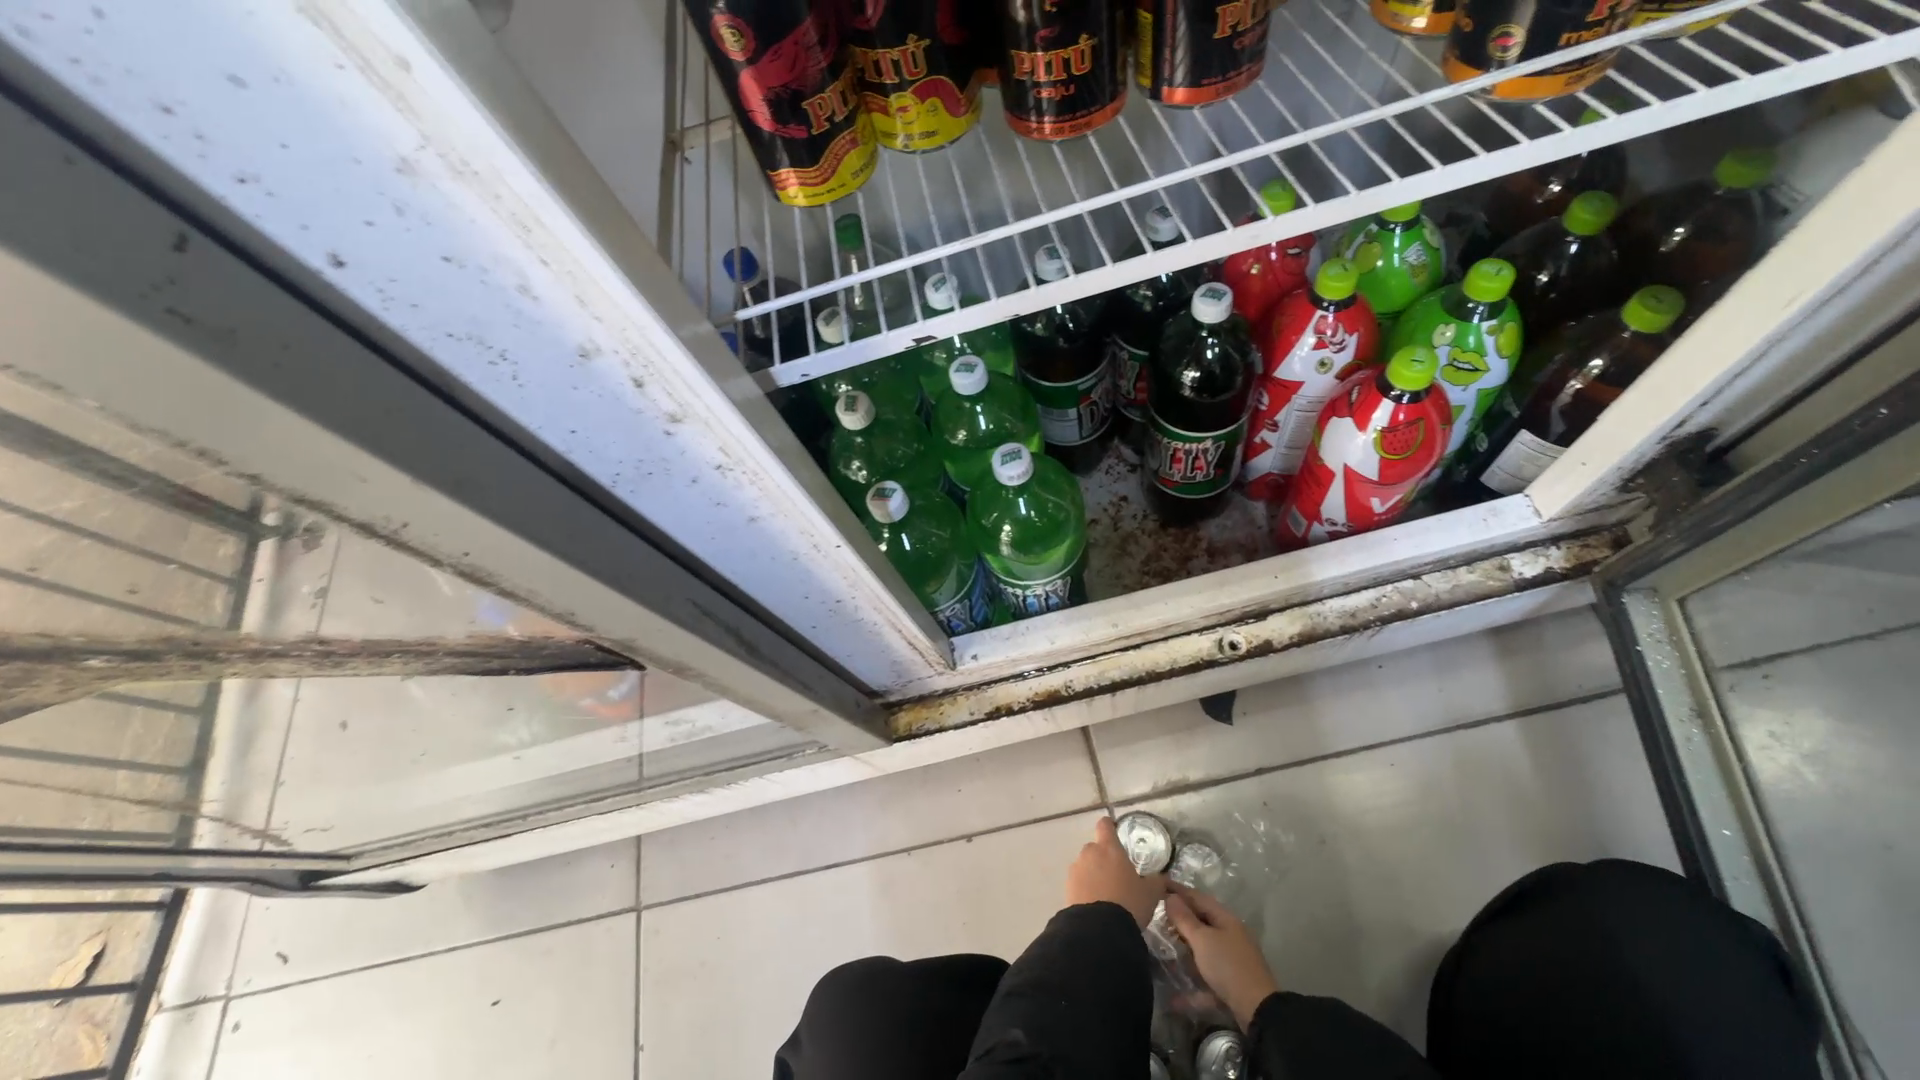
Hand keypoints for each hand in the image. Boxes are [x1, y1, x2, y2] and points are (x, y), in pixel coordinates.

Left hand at [1065, 816, 1166, 927]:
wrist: (1100, 928)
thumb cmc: (1129, 902)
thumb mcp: (1151, 892)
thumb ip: (1156, 880)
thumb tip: (1160, 877)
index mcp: (1109, 848)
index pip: (1105, 825)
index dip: (1109, 826)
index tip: (1114, 831)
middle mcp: (1089, 853)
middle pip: (1095, 848)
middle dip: (1104, 858)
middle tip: (1117, 876)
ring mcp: (1075, 870)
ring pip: (1085, 865)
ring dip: (1093, 873)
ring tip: (1106, 894)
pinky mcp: (1067, 887)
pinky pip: (1078, 882)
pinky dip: (1085, 888)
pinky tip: (1095, 904)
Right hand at [1164, 883, 1278, 1030]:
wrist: (1256, 1008)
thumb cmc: (1227, 965)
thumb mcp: (1202, 939)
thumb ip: (1184, 918)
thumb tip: (1171, 896)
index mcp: (1224, 919)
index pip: (1196, 897)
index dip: (1177, 889)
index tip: (1157, 883)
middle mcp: (1228, 933)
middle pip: (1200, 919)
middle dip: (1178, 916)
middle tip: (1154, 913)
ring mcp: (1229, 956)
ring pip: (1201, 944)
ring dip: (1182, 943)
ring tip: (1160, 942)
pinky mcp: (1228, 977)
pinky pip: (1204, 971)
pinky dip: (1190, 977)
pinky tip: (1174, 995)